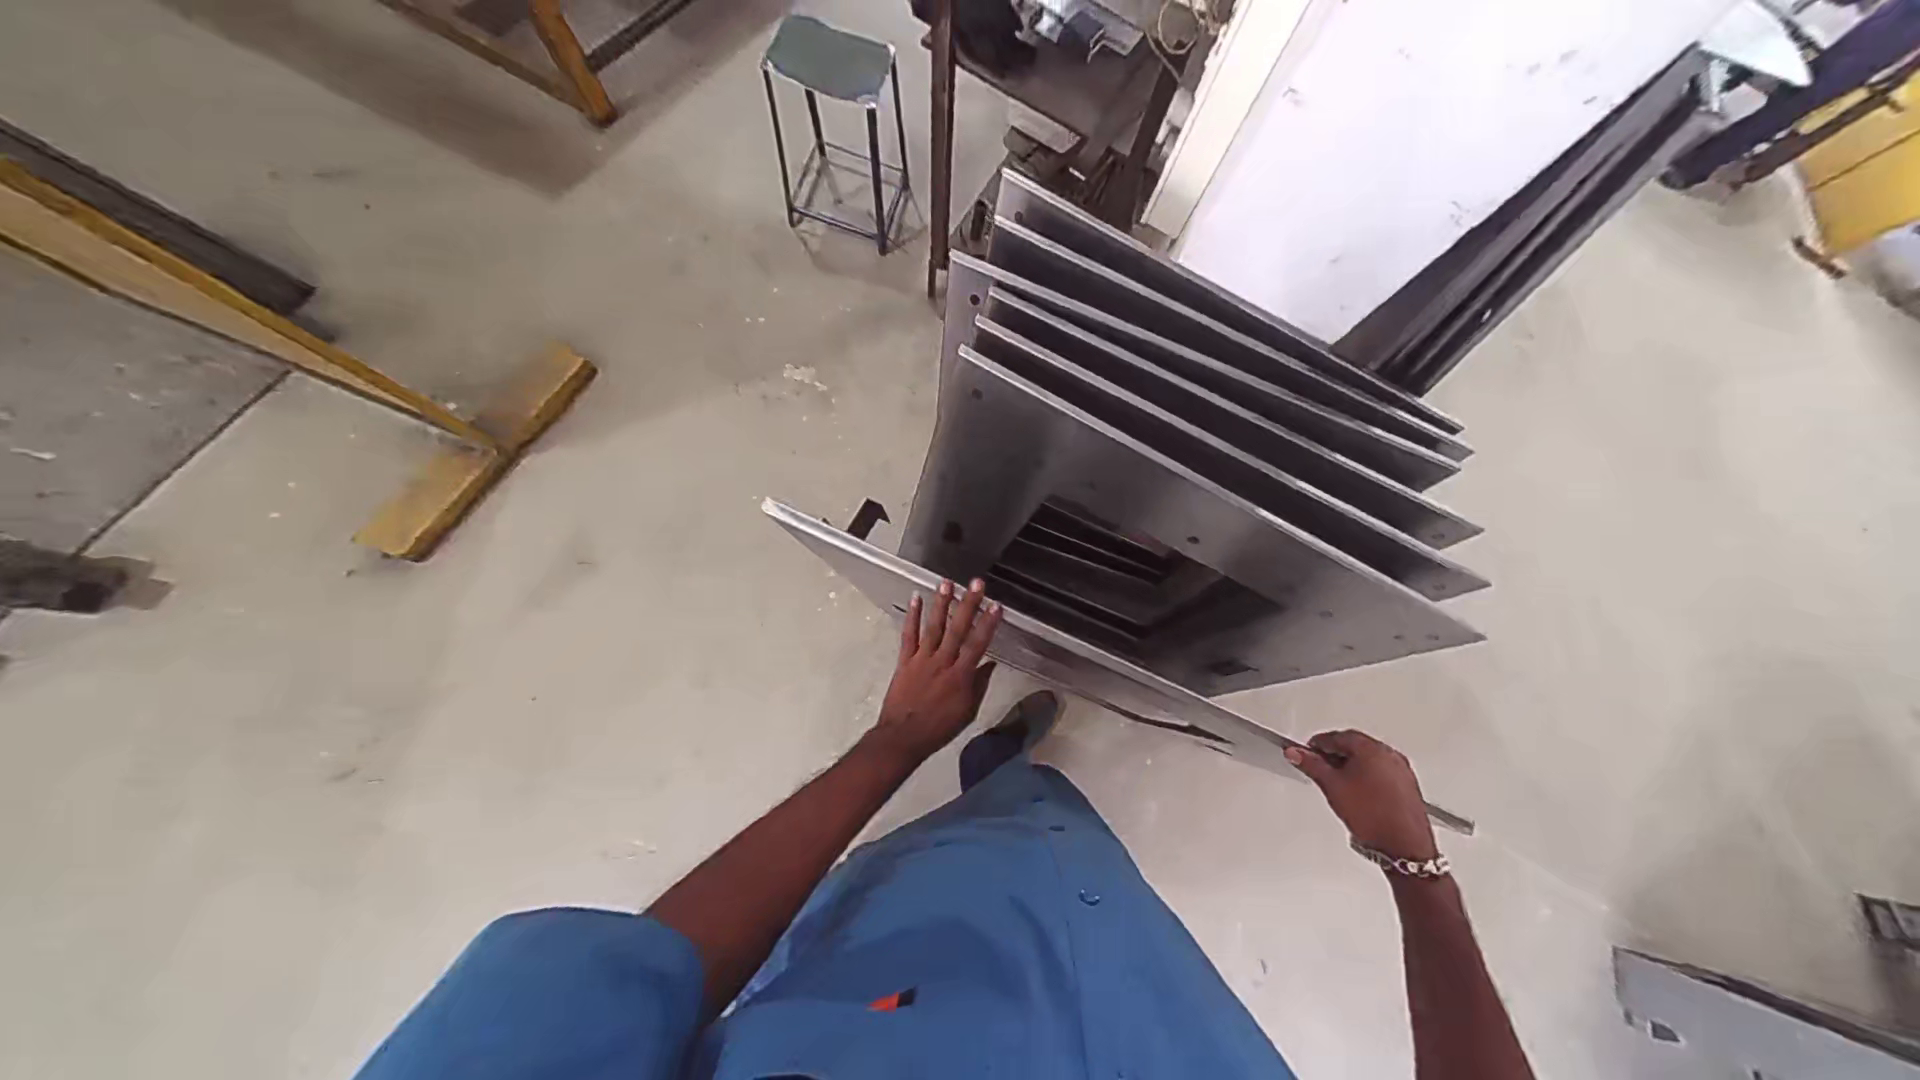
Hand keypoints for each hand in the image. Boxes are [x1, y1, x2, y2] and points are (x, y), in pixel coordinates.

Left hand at [868, 578, 1003, 763]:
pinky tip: (916, 599)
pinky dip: (913, 616)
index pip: (978, 645)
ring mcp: (922, 659)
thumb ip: (978, 685)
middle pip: (958, 629)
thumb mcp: (967, 711)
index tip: (996, 606)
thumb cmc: (938, 728)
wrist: (903, 737)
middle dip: (968, 605)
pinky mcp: (905, 661)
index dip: (988, 624)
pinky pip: (909, 635)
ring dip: (941, 604)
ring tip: (947, 583)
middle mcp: (942, 663)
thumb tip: (989, 665)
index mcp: (960, 676)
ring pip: (934, 627)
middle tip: (976, 584)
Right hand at [1285, 730, 1438, 861]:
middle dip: (1333, 754)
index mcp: (1371, 748)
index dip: (1317, 744)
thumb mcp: (1331, 785)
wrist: (1403, 846)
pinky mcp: (1407, 787)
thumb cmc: (1374, 816)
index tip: (1306, 752)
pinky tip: (1356, 792)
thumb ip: (1310, 764)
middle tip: (1318, 765)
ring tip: (1336, 782)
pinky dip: (1366, 776)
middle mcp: (1389, 755)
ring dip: (1350, 765)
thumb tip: (1296, 753)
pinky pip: (1381, 773)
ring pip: (1368, 760)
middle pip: (1354, 745)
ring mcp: (1401, 771)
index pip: (1336, 736)